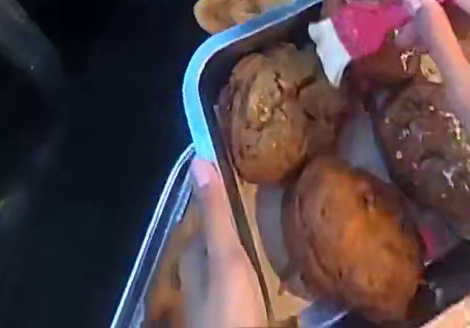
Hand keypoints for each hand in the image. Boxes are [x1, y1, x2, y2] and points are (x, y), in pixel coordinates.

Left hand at [182, 159, 266, 327]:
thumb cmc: (228, 311)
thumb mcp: (224, 257)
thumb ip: (214, 212)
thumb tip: (197, 158)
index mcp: (194, 251)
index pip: (206, 206)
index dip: (222, 182)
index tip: (243, 160)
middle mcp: (199, 267)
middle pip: (218, 228)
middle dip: (238, 208)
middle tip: (269, 183)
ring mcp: (215, 290)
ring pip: (230, 250)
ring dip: (247, 233)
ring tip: (276, 212)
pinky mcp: (232, 307)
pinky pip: (241, 270)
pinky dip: (253, 256)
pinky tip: (271, 255)